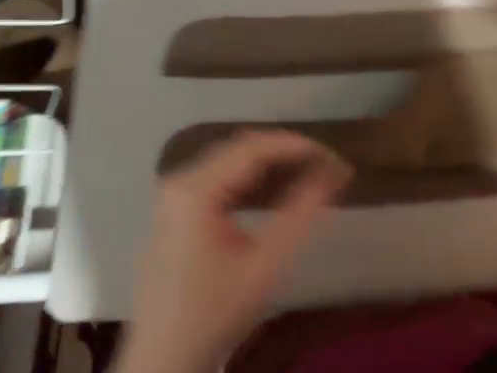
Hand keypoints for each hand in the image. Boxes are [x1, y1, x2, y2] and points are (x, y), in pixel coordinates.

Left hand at [119, 130, 350, 372]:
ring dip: (269, 163)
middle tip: (325, 165)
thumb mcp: (264, 267)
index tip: (333, 157)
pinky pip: (217, 178)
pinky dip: (249, 179)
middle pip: (240, 148)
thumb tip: (331, 175)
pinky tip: (275, 190)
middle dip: (285, 152)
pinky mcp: (173, 211)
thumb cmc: (213, 317)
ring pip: (229, 161)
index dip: (297, 146)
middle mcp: (179, 182)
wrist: (162, 363)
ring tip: (308, 172)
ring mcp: (172, 196)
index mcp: (195, 190)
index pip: (254, 148)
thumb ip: (300, 215)